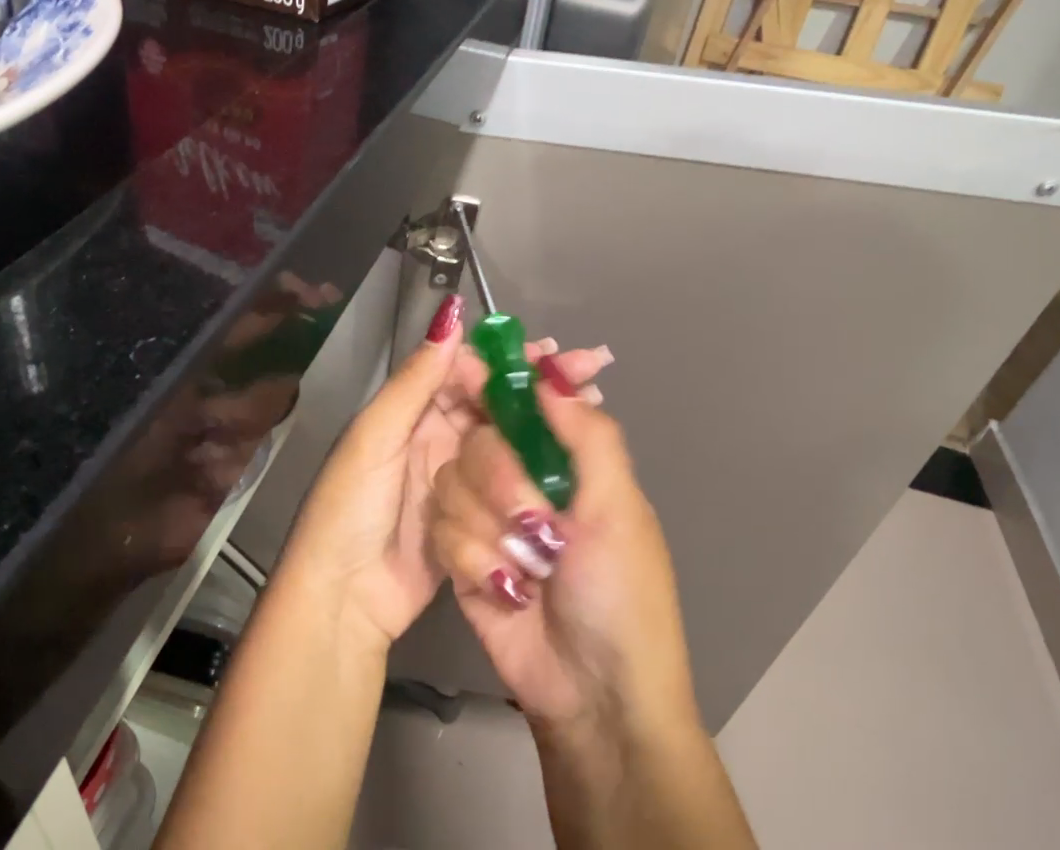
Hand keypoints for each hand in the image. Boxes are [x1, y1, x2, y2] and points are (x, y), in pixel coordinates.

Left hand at [278, 294, 611, 647]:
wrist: (342, 596)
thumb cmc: (351, 508)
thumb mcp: (375, 438)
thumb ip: (414, 382)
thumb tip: (452, 317)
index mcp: (410, 411)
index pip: (467, 371)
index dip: (510, 358)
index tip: (555, 350)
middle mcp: (436, 436)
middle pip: (494, 401)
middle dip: (538, 385)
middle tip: (593, 370)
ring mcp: (456, 477)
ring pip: (506, 439)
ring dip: (545, 421)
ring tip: (594, 405)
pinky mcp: (472, 515)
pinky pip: (507, 482)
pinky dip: (537, 466)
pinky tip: (574, 459)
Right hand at [428, 381, 700, 731]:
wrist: (591, 694)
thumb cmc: (620, 595)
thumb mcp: (619, 509)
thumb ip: (586, 435)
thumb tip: (548, 370)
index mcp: (566, 461)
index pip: (519, 401)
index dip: (491, 382)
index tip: (462, 366)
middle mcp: (523, 481)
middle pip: (476, 442)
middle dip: (502, 485)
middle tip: (537, 525)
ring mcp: (488, 519)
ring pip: (450, 485)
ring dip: (488, 531)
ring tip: (529, 571)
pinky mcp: (461, 557)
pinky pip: (440, 530)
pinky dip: (470, 560)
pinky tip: (503, 590)